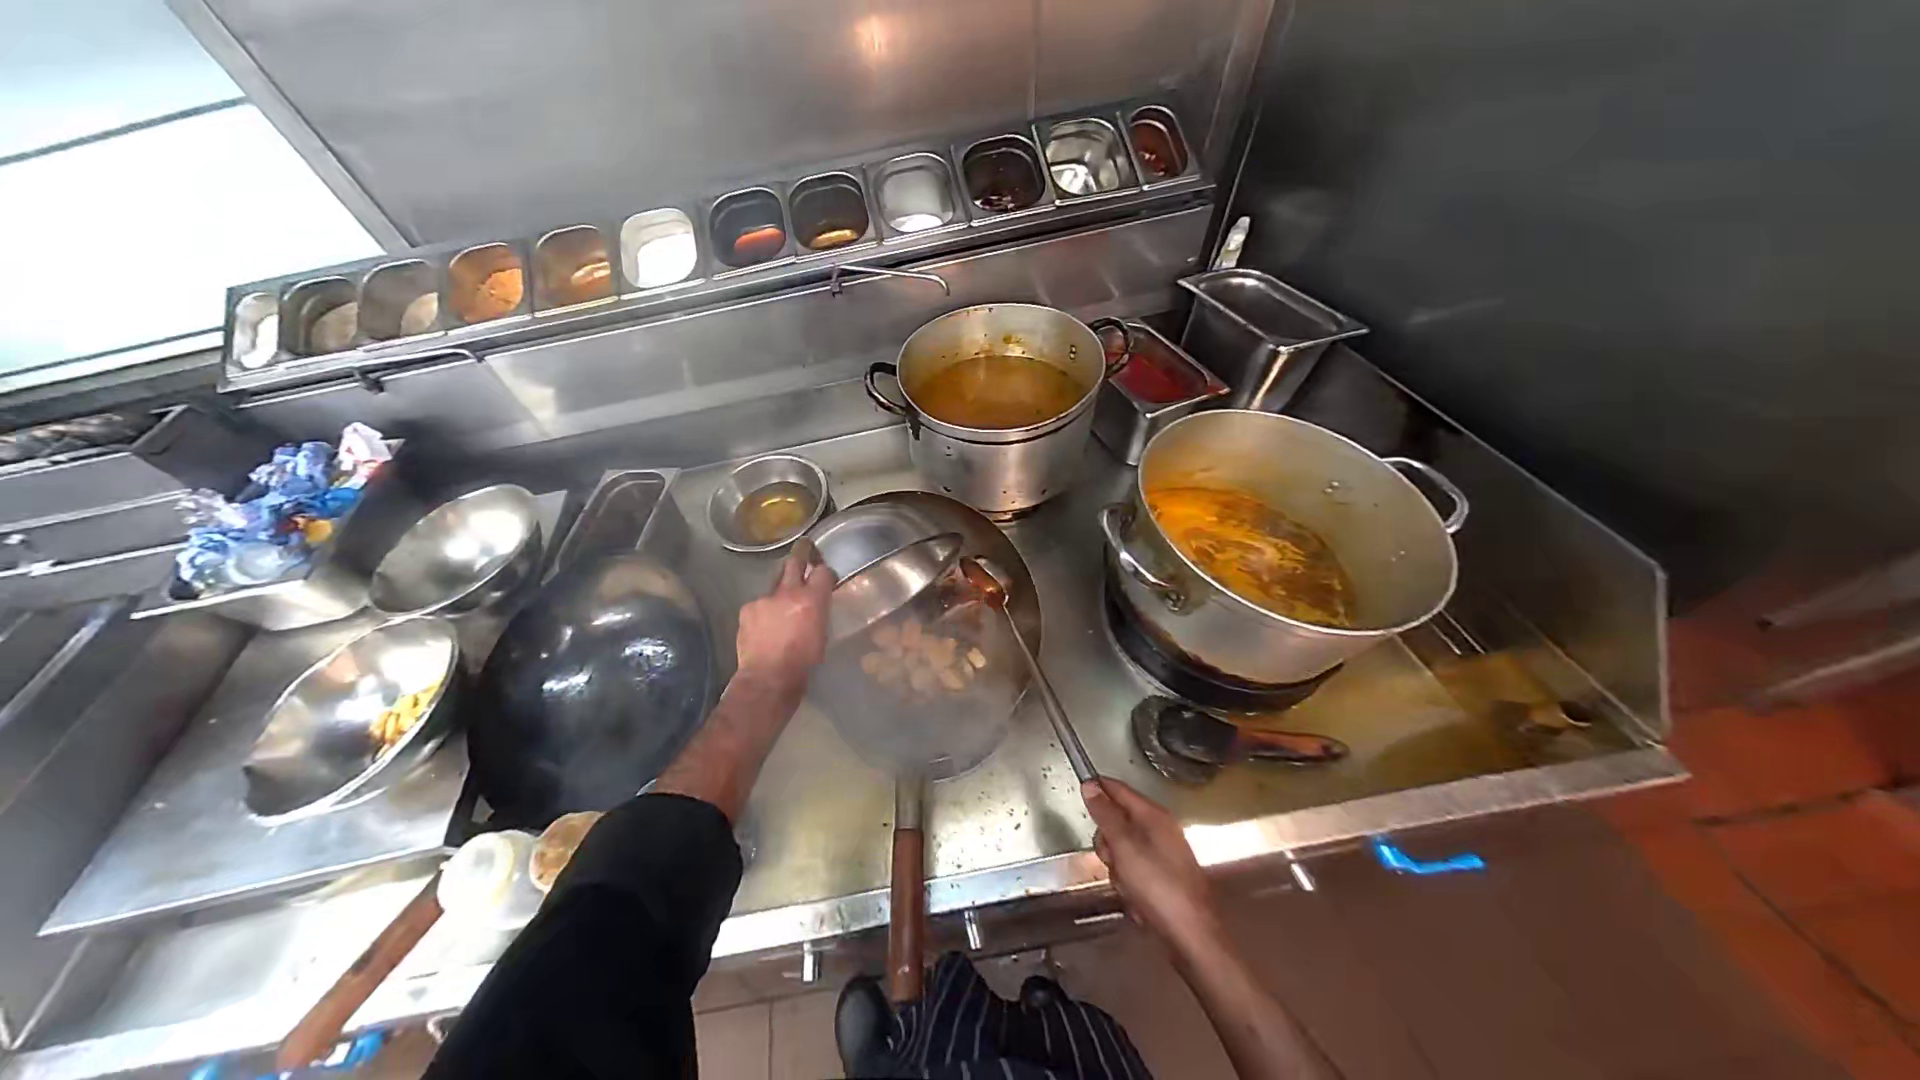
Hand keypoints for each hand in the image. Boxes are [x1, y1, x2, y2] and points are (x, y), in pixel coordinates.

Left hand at [734, 538, 834, 691]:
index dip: (825, 572)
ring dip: (781, 592)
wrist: (768, 678)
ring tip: (781, 609)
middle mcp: (788, 592)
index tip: (825, 575)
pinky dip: (764, 611)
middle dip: (802, 554)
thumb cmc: (803, 663)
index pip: (823, 571)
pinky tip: (765, 626)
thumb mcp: (822, 635)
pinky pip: (759, 604)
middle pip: (795, 562)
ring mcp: (764, 599)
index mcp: (812, 600)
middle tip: (805, 548)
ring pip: (775, 585)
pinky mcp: (747, 609)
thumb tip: (815, 604)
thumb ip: (818, 612)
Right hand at [1082, 777, 1220, 953]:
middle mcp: (1159, 829)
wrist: (1191, 934)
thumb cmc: (1157, 885)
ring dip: (1116, 867)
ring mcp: (1162, 853)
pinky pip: (1132, 869)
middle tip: (1112, 858)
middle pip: (1116, 821)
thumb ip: (1105, 814)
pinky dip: (1128, 882)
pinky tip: (1135, 899)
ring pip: (1121, 849)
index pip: (1118, 789)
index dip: (1097, 790)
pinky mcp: (1162, 876)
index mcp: (1153, 815)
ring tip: (1127, 884)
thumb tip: (1090, 785)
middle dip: (1107, 842)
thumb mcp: (1124, 845)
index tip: (1078, 798)